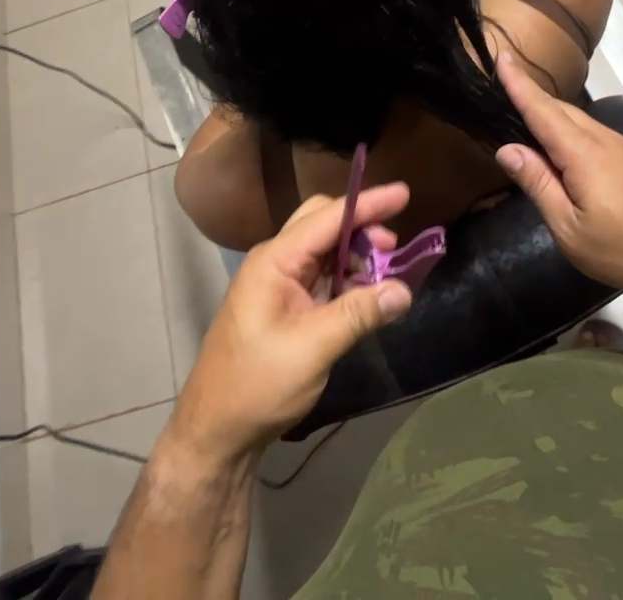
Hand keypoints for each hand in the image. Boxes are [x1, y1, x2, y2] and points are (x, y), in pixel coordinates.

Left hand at [164, 185, 414, 465]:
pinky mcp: (286, 306)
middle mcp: (275, 262)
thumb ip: (359, 314)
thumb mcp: (313, 348)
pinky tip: (367, 293)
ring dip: (357, 254)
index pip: (328, 216)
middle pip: (323, 223)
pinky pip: (322, 276)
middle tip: (395, 247)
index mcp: (274, 261)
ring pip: (325, 250)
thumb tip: (404, 290)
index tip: (405, 193)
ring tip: (387, 273)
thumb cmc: (257, 384)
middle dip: (362, 225)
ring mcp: (279, 284)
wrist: (217, 430)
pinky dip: (348, 277)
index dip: (368, 203)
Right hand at [492, 53, 622, 301]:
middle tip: (503, 87)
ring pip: (580, 122)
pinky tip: (565, 149)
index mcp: (584, 154)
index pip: (542, 110)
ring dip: (552, 116)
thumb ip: (538, 184)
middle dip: (532, 96)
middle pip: (561, 110)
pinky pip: (596, 135)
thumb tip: (507, 149)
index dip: (519, 83)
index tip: (502, 55)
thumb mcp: (569, 227)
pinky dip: (572, 132)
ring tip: (527, 121)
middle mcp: (606, 140)